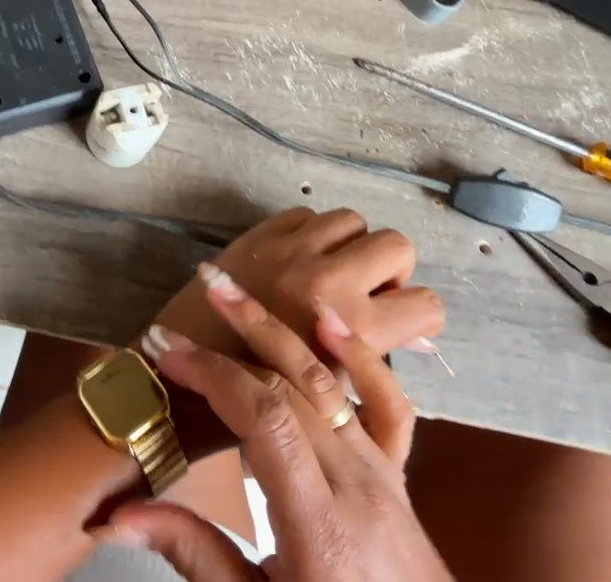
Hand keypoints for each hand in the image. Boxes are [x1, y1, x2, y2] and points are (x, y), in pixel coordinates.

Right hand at [104, 272, 453, 580]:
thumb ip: (191, 554)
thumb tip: (116, 515)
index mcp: (320, 525)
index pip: (265, 418)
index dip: (212, 374)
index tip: (164, 354)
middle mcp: (356, 484)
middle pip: (289, 388)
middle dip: (224, 347)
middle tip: (169, 325)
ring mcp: (382, 472)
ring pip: (327, 379)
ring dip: (273, 328)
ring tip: (227, 290)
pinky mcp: (396, 472)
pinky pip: (386, 401)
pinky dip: (358, 353)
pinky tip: (325, 318)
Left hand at [153, 206, 443, 371]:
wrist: (184, 370)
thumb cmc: (261, 395)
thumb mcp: (333, 390)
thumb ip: (375, 356)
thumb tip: (413, 333)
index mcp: (353, 328)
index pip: (426, 304)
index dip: (417, 315)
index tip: (398, 321)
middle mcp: (329, 279)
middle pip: (396, 245)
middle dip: (388, 268)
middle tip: (364, 291)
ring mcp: (292, 249)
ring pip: (352, 221)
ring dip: (348, 244)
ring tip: (328, 272)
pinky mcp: (260, 233)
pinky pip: (306, 214)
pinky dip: (308, 233)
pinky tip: (294, 261)